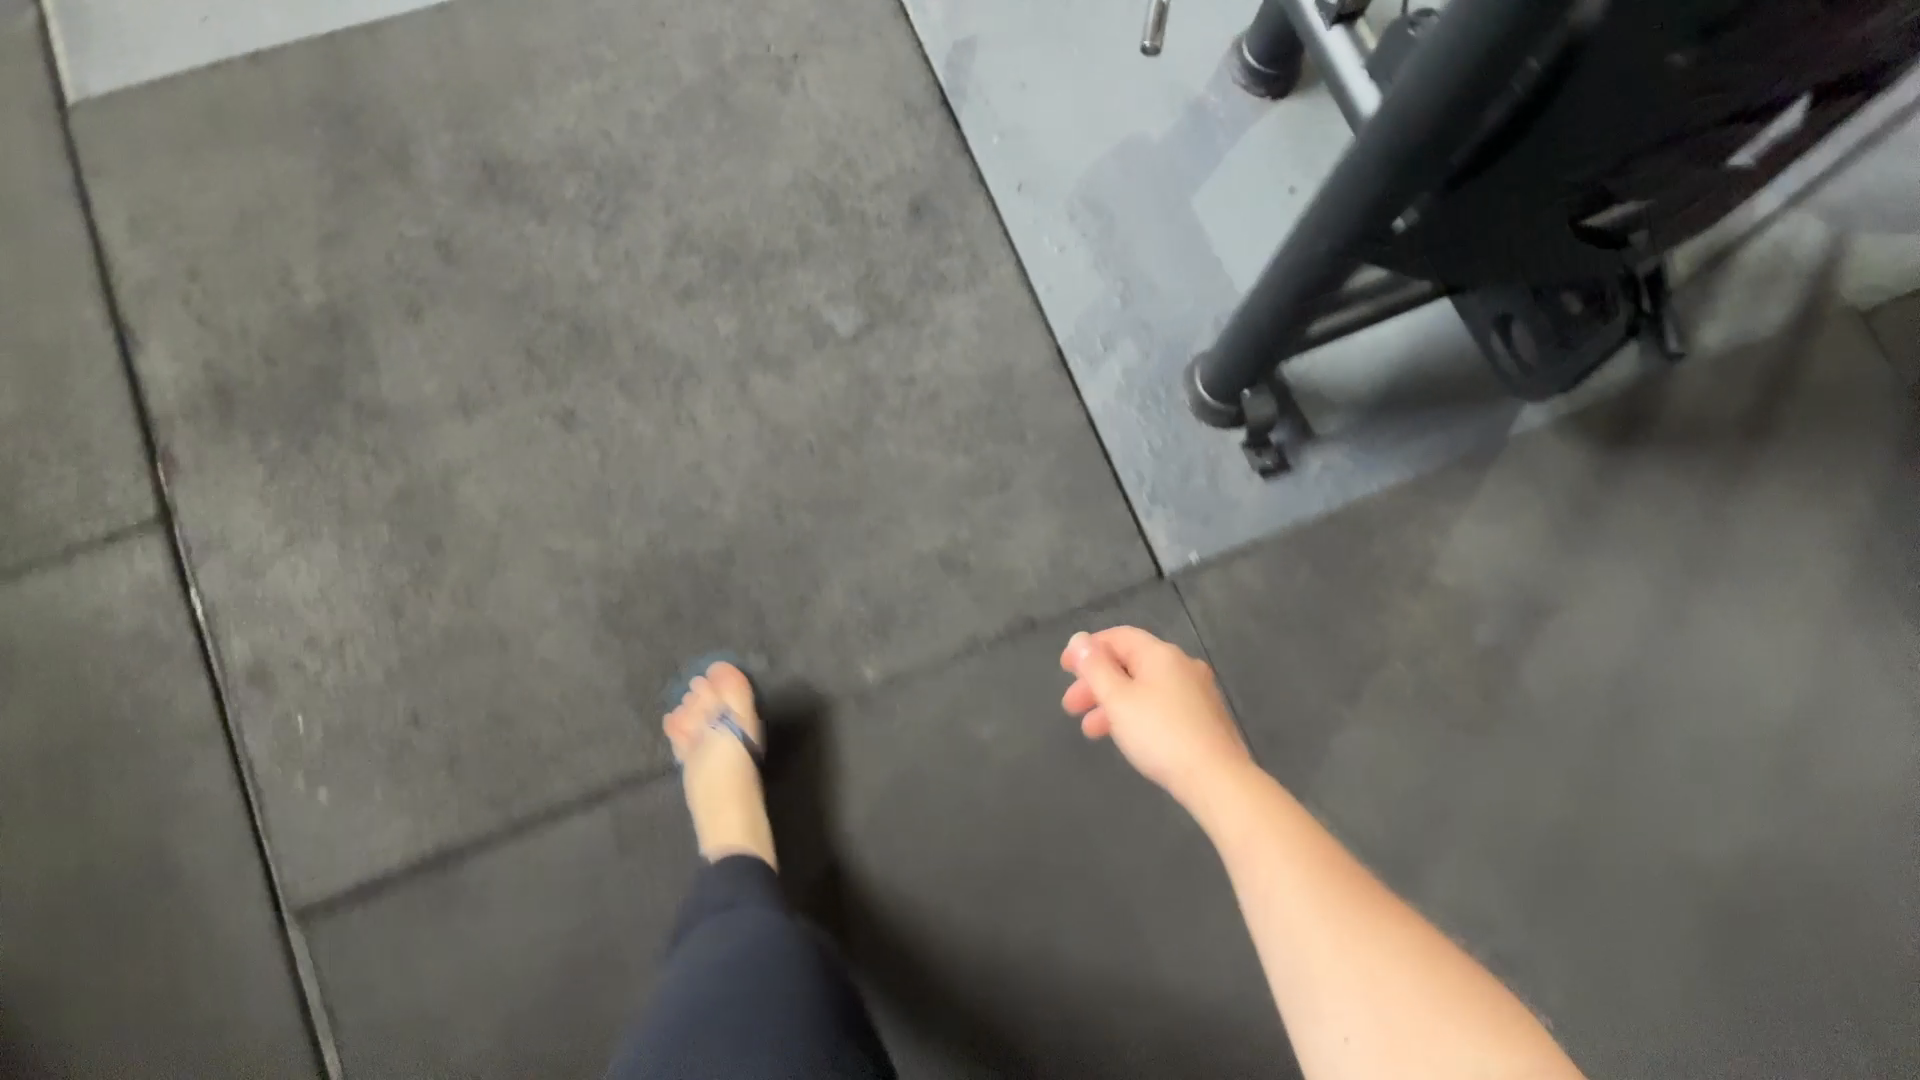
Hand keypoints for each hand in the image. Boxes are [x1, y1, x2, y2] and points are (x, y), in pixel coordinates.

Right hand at [1060, 627, 1252, 806]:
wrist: (1216, 778)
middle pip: (1129, 663)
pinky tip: (1125, 737)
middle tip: (1070, 706)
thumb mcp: (1117, 699)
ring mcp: (1196, 692)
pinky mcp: (1203, 717)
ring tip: (1090, 731)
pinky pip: (1160, 705)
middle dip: (1096, 682)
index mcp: (1160, 654)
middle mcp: (1181, 665)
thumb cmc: (1159, 734)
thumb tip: (1079, 640)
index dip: (1087, 649)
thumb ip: (1095, 668)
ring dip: (1112, 703)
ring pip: (1144, 688)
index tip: (1064, 669)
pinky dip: (1135, 714)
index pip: (1118, 637)